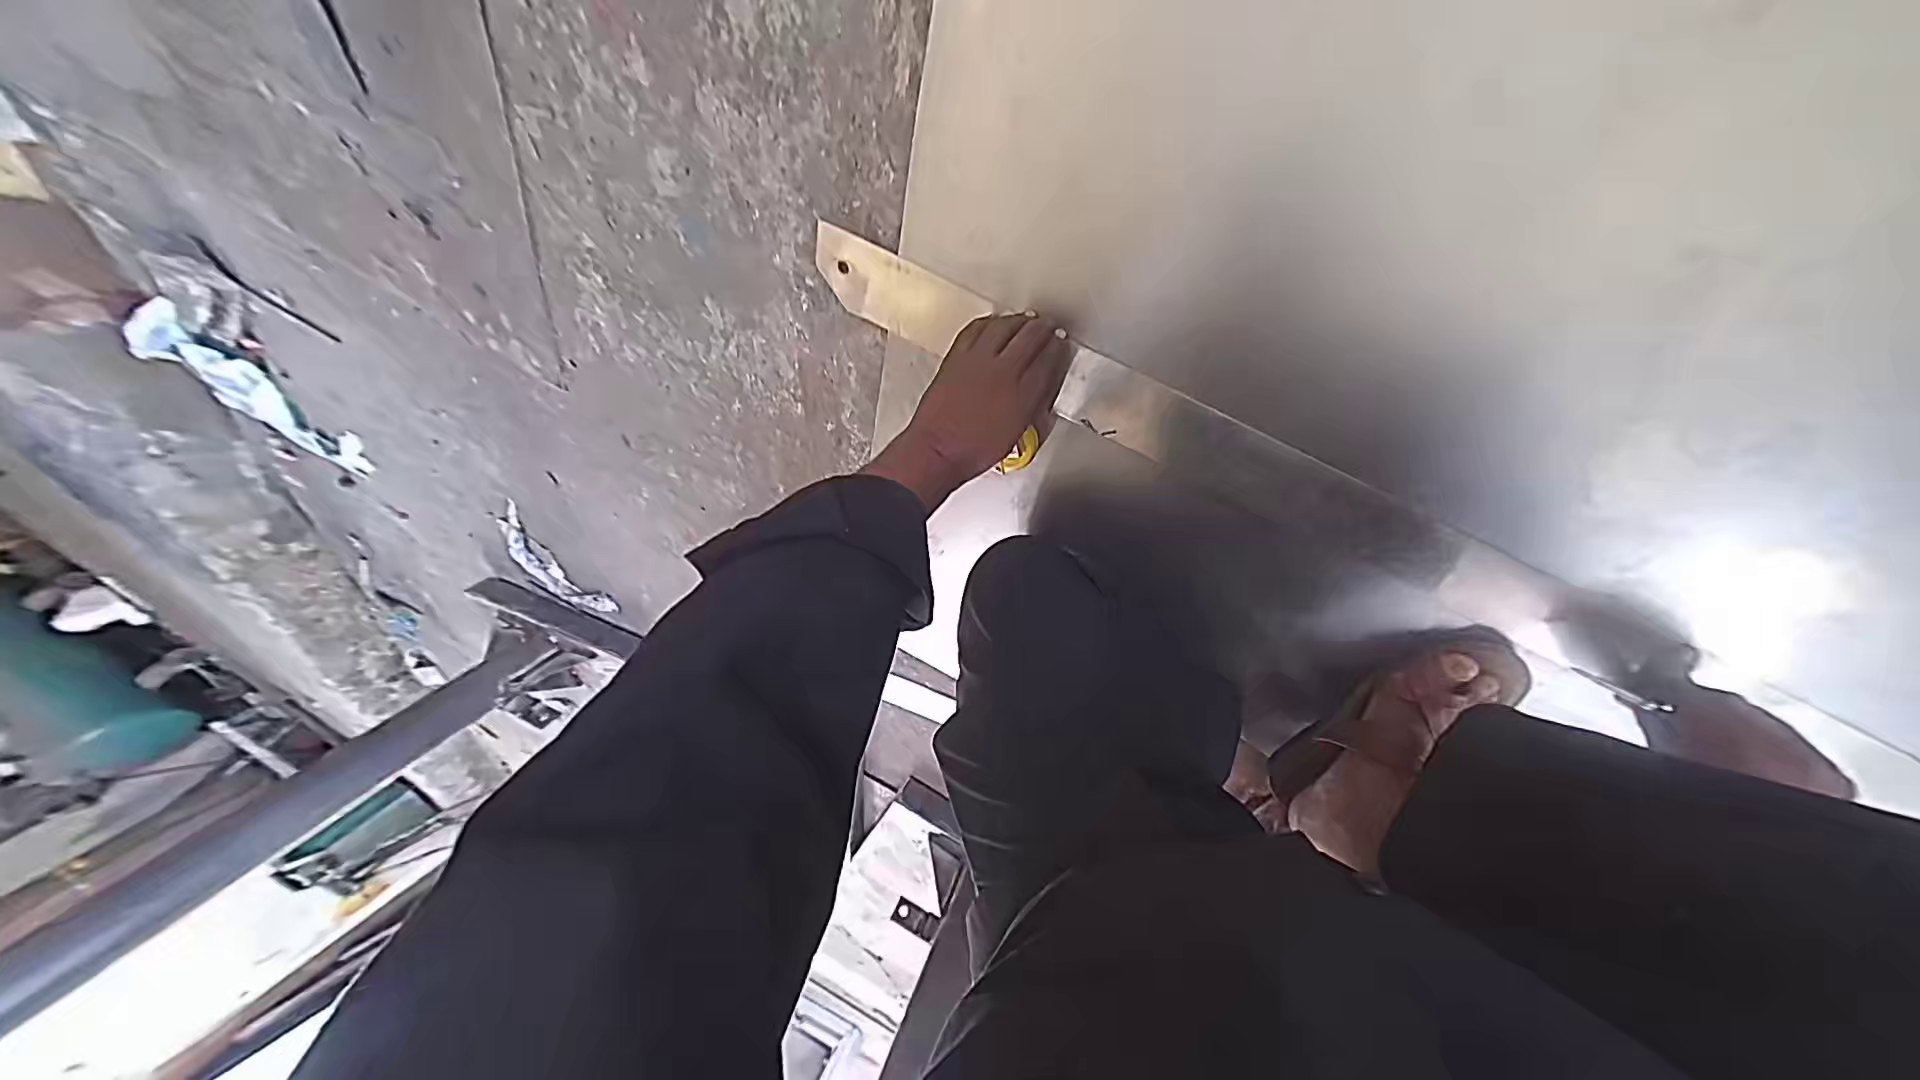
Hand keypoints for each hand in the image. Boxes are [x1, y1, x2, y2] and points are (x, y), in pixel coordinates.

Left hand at [862, 312, 1073, 511]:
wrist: (937, 451)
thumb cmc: (970, 451)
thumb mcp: (1015, 435)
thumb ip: (1033, 409)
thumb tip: (1042, 396)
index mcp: (1022, 395)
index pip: (1048, 361)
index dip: (1058, 348)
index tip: (1061, 343)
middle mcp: (1002, 373)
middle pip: (1030, 337)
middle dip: (1044, 328)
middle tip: (1049, 325)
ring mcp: (977, 362)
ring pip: (1004, 326)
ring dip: (1019, 320)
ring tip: (1026, 319)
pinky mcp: (956, 358)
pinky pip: (975, 329)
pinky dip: (989, 322)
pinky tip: (993, 323)